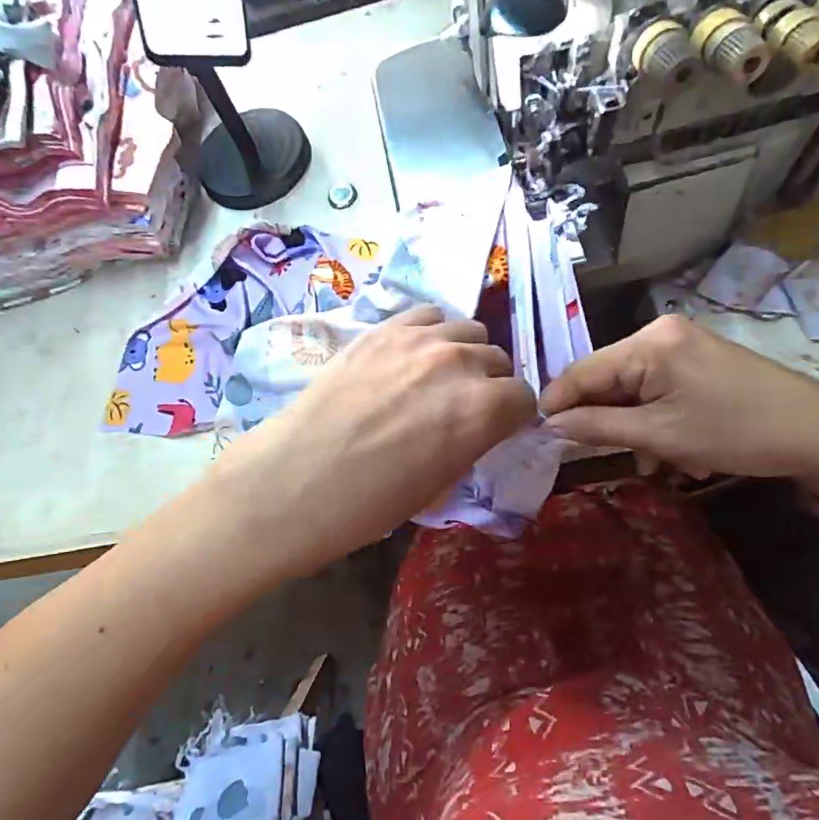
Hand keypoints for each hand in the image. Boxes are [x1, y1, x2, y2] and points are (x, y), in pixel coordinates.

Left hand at [207, 307, 536, 575]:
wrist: (295, 480)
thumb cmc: (370, 503)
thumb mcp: (439, 485)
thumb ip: (470, 443)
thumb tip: (476, 429)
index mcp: (484, 409)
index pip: (523, 398)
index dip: (511, 417)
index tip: (495, 429)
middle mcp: (460, 362)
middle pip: (497, 359)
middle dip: (489, 385)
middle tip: (462, 408)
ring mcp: (418, 339)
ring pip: (466, 330)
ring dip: (463, 354)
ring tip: (438, 379)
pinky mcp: (382, 330)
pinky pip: (427, 316)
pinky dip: (431, 334)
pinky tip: (412, 358)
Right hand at [540, 315, 818, 506]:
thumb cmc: (735, 433)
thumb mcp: (659, 435)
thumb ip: (597, 427)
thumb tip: (549, 425)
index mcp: (648, 342)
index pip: (581, 371)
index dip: (557, 404)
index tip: (538, 436)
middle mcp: (661, 332)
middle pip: (607, 378)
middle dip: (607, 421)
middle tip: (613, 458)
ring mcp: (684, 343)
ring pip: (633, 388)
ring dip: (637, 428)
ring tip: (660, 462)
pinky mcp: (701, 358)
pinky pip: (659, 388)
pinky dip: (659, 419)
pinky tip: (680, 450)